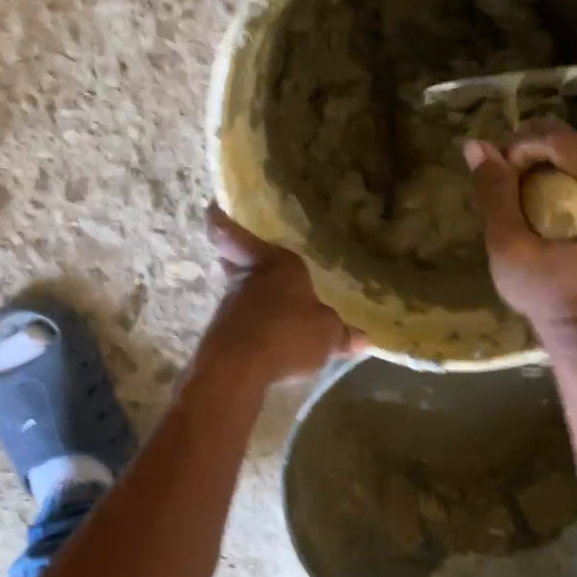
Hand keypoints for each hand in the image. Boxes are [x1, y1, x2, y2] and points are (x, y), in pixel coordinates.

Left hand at [198, 205, 354, 385]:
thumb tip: (364, 338)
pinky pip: (242, 324)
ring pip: (240, 293)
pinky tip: (272, 343)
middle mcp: (247, 278)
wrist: (237, 369)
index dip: (222, 220)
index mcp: (275, 263)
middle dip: (241, 259)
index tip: (212, 207)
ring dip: (254, 300)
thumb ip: (342, 333)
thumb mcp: (327, 335)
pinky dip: (254, 330)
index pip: (235, 233)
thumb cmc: (287, 333)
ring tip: (277, 312)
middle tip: (251, 258)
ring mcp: (230, 306)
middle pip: (236, 261)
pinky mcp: (222, 336)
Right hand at [465, 118, 576, 329]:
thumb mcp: (510, 247)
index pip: (554, 138)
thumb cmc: (547, 292)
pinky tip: (528, 203)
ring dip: (528, 166)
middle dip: (520, 156)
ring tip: (510, 201)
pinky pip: (569, 164)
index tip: (495, 183)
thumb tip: (474, 144)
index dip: (516, 150)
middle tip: (499, 193)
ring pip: (561, 149)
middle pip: (559, 139)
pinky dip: (542, 175)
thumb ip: (494, 194)